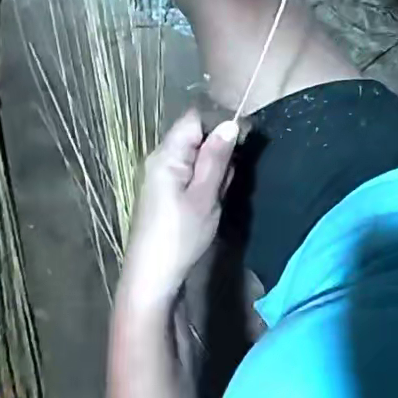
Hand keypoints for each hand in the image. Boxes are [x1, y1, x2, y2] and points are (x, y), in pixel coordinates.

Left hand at [118, 109, 239, 311]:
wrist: (153, 278)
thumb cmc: (180, 236)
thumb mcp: (204, 196)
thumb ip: (217, 158)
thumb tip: (231, 124)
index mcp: (167, 155)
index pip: (194, 119)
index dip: (220, 121)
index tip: (245, 136)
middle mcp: (161, 159)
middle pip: (196, 136)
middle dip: (220, 148)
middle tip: (231, 176)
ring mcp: (163, 176)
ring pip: (197, 156)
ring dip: (216, 168)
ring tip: (220, 194)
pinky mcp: (168, 192)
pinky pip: (192, 174)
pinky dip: (207, 182)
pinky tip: (212, 202)